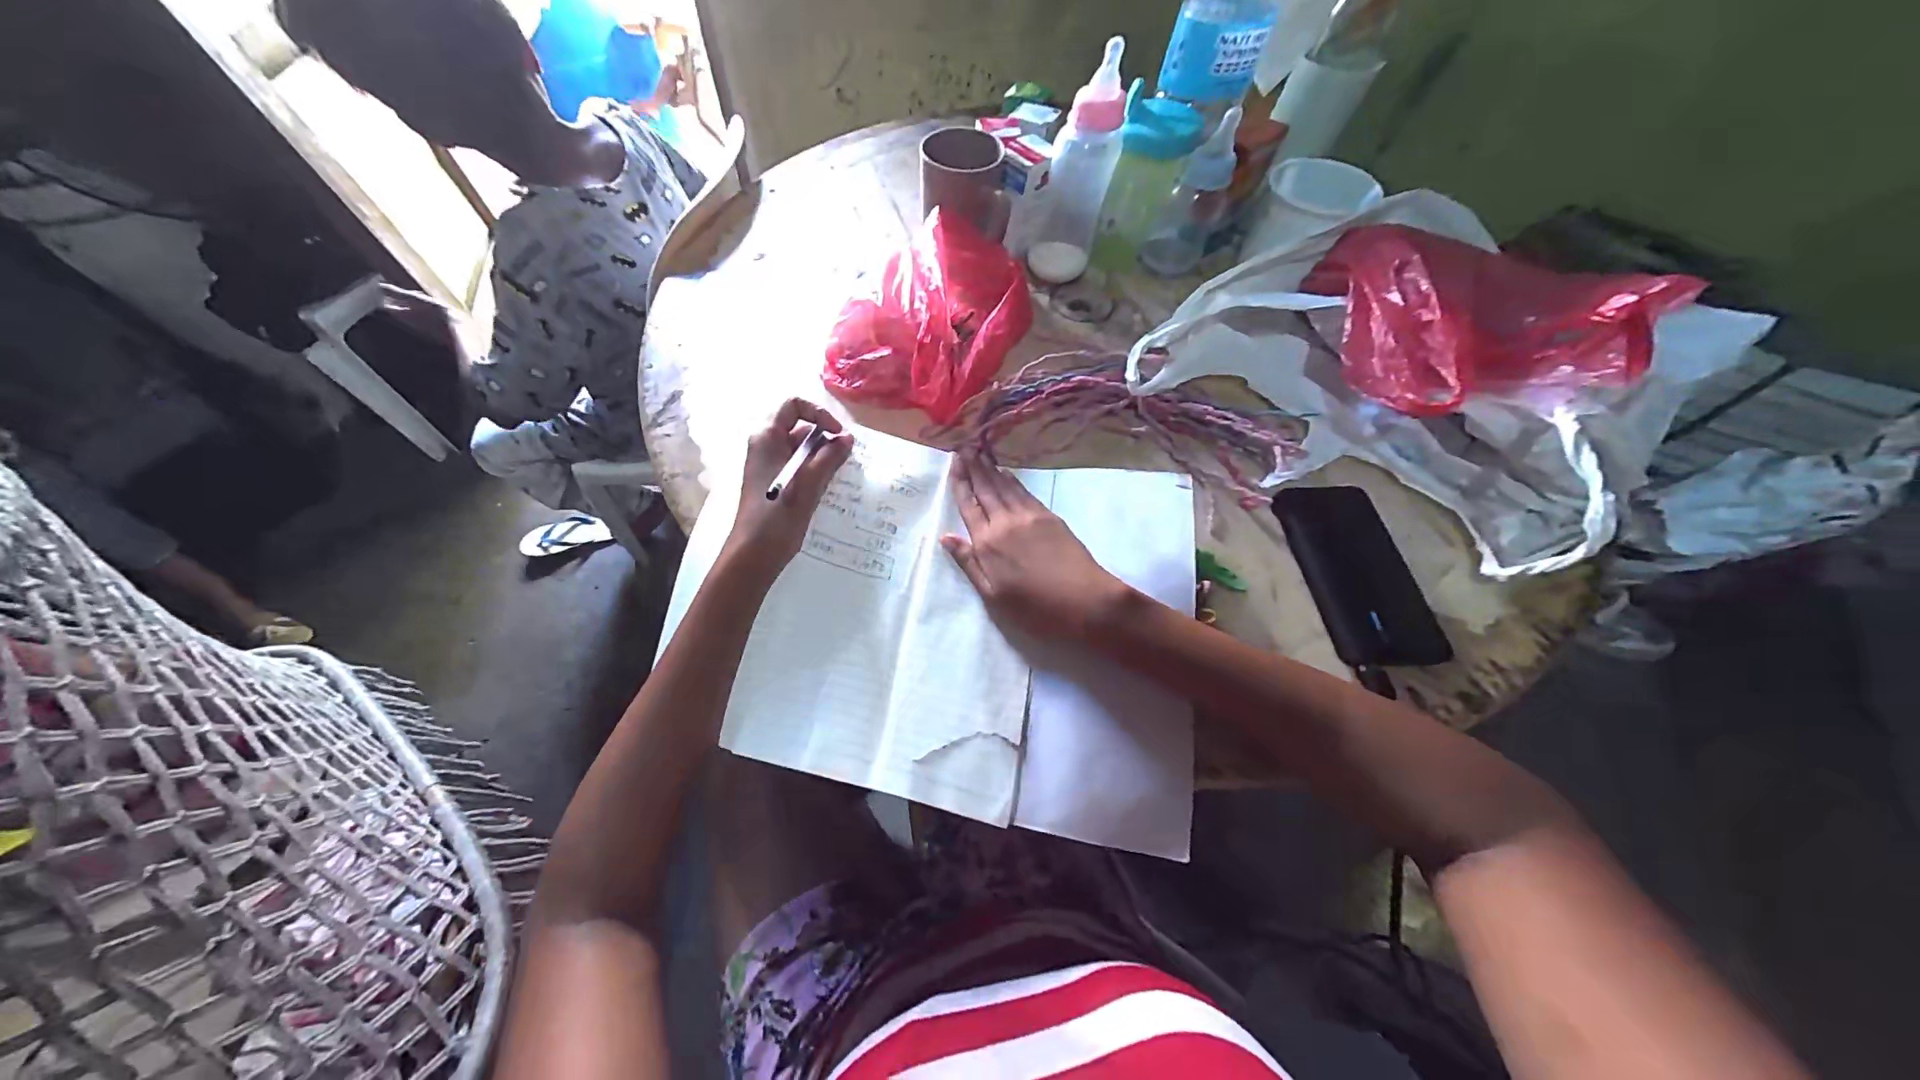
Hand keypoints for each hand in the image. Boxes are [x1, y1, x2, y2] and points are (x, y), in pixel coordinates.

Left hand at [718, 398, 851, 583]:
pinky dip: (815, 471)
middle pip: (799, 427)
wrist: (753, 555)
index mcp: (766, 438)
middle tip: (844, 458)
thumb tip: (847, 438)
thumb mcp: (808, 484)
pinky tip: (826, 488)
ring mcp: (769, 466)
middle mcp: (765, 446)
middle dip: (824, 438)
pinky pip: (798, 467)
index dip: (819, 414)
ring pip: (801, 450)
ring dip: (822, 457)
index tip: (837, 435)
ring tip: (838, 476)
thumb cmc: (776, 517)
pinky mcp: (775, 484)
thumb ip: (828, 457)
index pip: (793, 406)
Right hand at [941, 451, 1132, 640]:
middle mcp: (1005, 523)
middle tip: (963, 448)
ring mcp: (1029, 517)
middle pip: (985, 490)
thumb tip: (945, 536)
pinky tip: (1006, 473)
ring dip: (990, 470)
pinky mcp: (1049, 517)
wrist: (1085, 601)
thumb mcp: (993, 595)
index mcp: (987, 544)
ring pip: (1004, 487)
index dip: (959, 483)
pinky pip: (1024, 492)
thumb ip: (969, 563)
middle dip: (973, 468)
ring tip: (979, 454)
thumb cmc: (1034, 608)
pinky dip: (1012, 480)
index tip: (953, 463)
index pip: (968, 506)